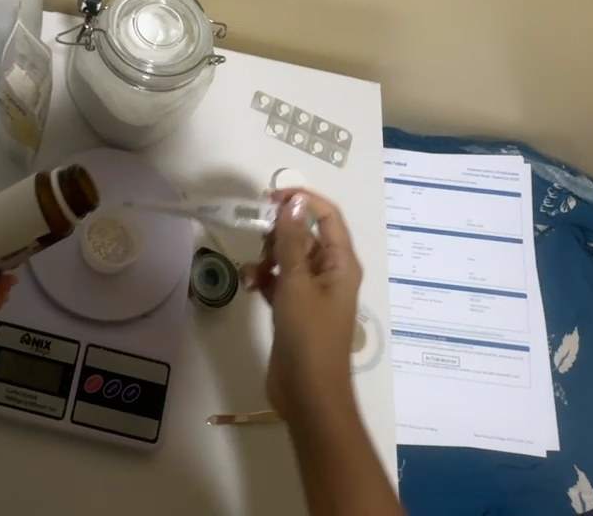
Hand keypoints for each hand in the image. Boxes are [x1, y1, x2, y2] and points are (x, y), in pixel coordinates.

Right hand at [243, 189, 361, 423]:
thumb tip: (294, 201)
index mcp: (341, 263)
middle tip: (259, 239)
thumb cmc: (308, 336)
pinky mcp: (295, 308)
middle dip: (280, 231)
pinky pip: (279, 279)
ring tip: (254, 270)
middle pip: (305, 233)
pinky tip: (251, 285)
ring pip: (289, 256)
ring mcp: (312, 291)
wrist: (307, 394)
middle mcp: (330, 272)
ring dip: (268, 256)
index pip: (328, 215)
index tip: (271, 198)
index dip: (302, 200)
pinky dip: (265, 277)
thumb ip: (291, 240)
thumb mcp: (296, 282)